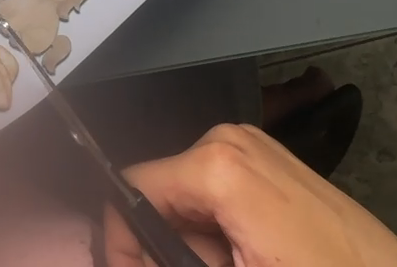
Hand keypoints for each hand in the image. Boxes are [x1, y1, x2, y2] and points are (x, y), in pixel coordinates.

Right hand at [104, 124, 396, 266]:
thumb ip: (170, 260)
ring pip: (191, 197)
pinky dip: (225, 233)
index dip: (122, 238)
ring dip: (198, 244)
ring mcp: (256, 148)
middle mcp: (230, 141)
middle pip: (163, 192)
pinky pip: (221, 194)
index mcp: (218, 164)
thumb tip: (127, 259)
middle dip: (170, 245)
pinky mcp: (275, 165)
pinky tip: (254, 259)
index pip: (133, 186)